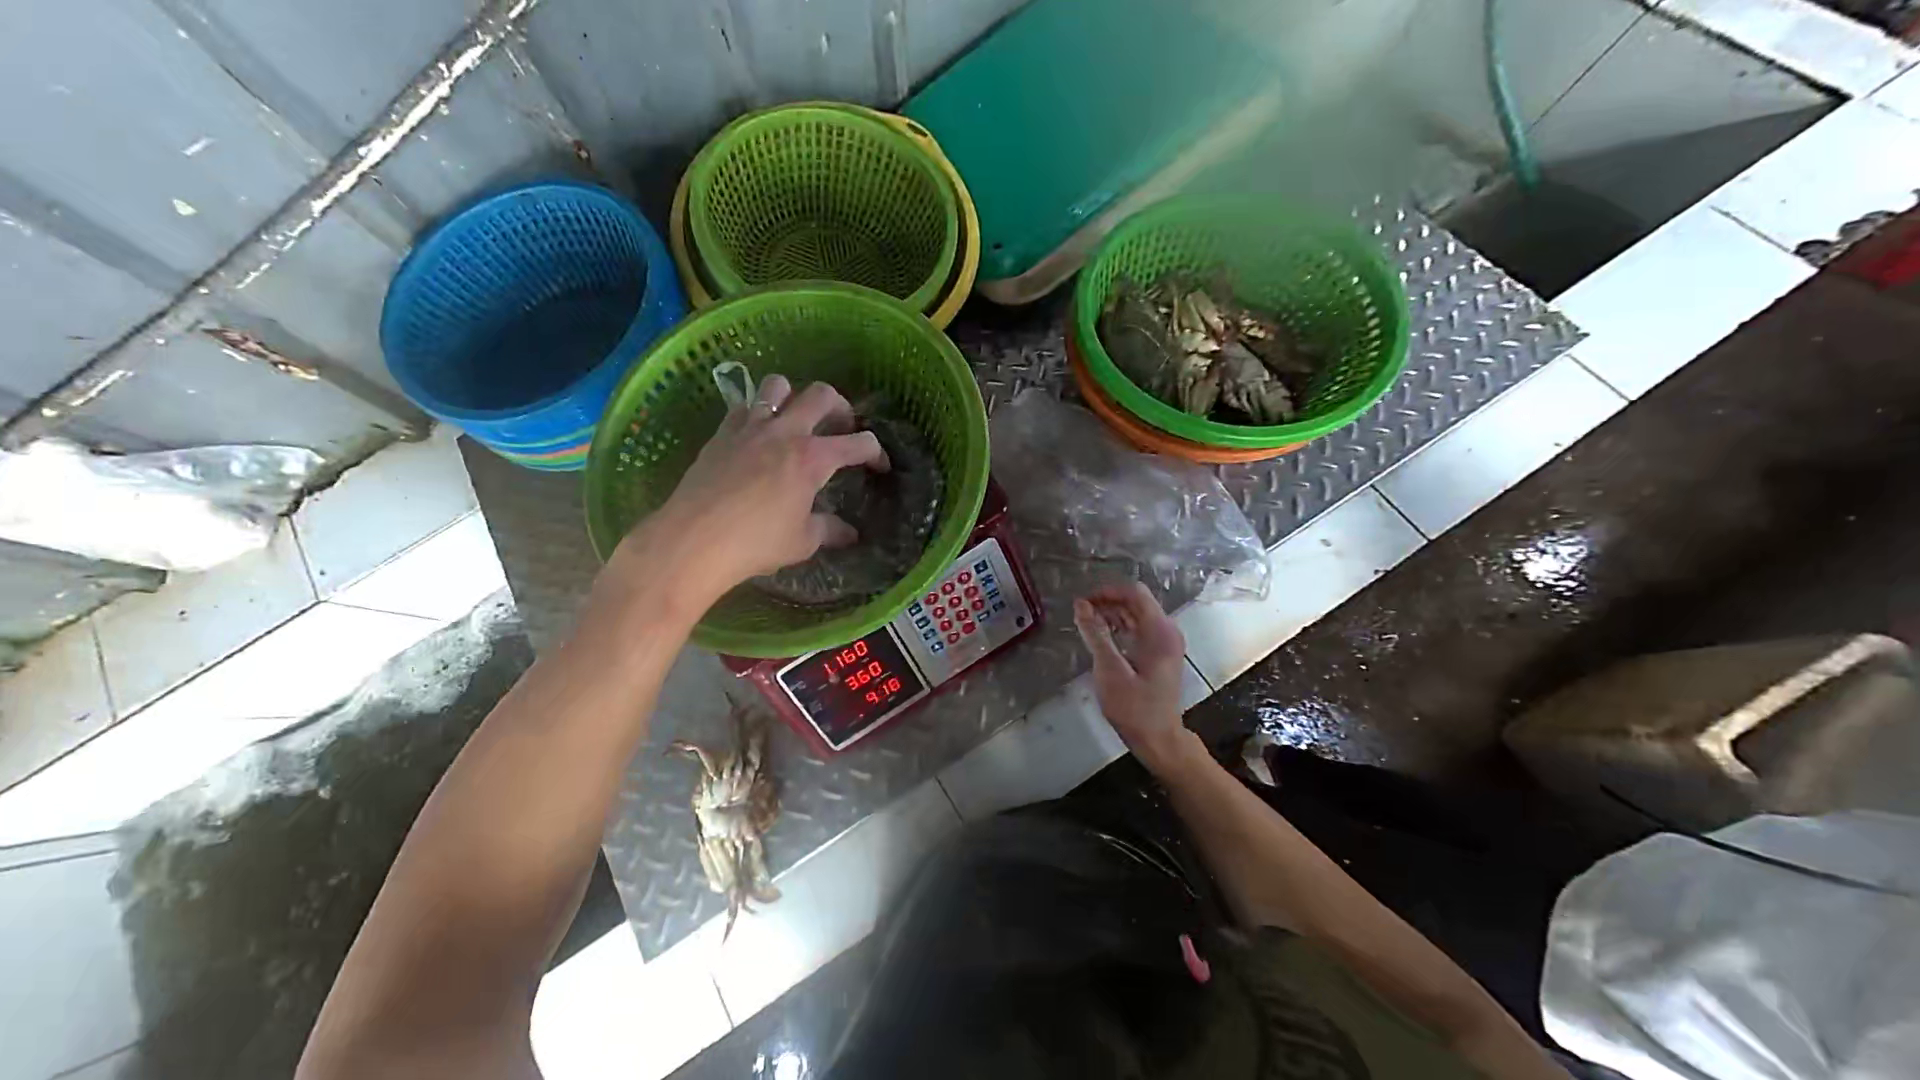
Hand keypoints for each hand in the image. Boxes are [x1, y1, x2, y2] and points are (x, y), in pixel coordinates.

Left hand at [606, 376, 888, 609]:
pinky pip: (743, 406)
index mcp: (813, 458)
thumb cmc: (755, 543)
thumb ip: (828, 530)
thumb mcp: (801, 542)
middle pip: (822, 395)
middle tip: (842, 428)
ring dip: (794, 396)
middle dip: (841, 407)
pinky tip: (757, 435)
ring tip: (797, 420)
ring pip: (778, 386)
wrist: (693, 541)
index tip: (879, 467)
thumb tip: (849, 533)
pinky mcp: (721, 434)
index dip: (876, 452)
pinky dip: (757, 412)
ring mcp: (750, 428)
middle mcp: (785, 432)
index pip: (858, 443)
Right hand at [1073, 583, 1198, 772]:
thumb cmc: (1134, 708)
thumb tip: (1080, 605)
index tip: (1083, 602)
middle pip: (1136, 601)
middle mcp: (1167, 631)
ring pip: (1136, 614)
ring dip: (1112, 614)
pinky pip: (1139, 629)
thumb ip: (1095, 634)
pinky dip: (1120, 627)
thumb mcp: (1109, 670)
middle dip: (1107, 602)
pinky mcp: (1160, 653)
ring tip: (1086, 625)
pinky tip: (1101, 637)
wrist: (1159, 739)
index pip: (1135, 593)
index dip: (1107, 592)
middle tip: (1080, 614)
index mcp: (1160, 631)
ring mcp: (1166, 642)